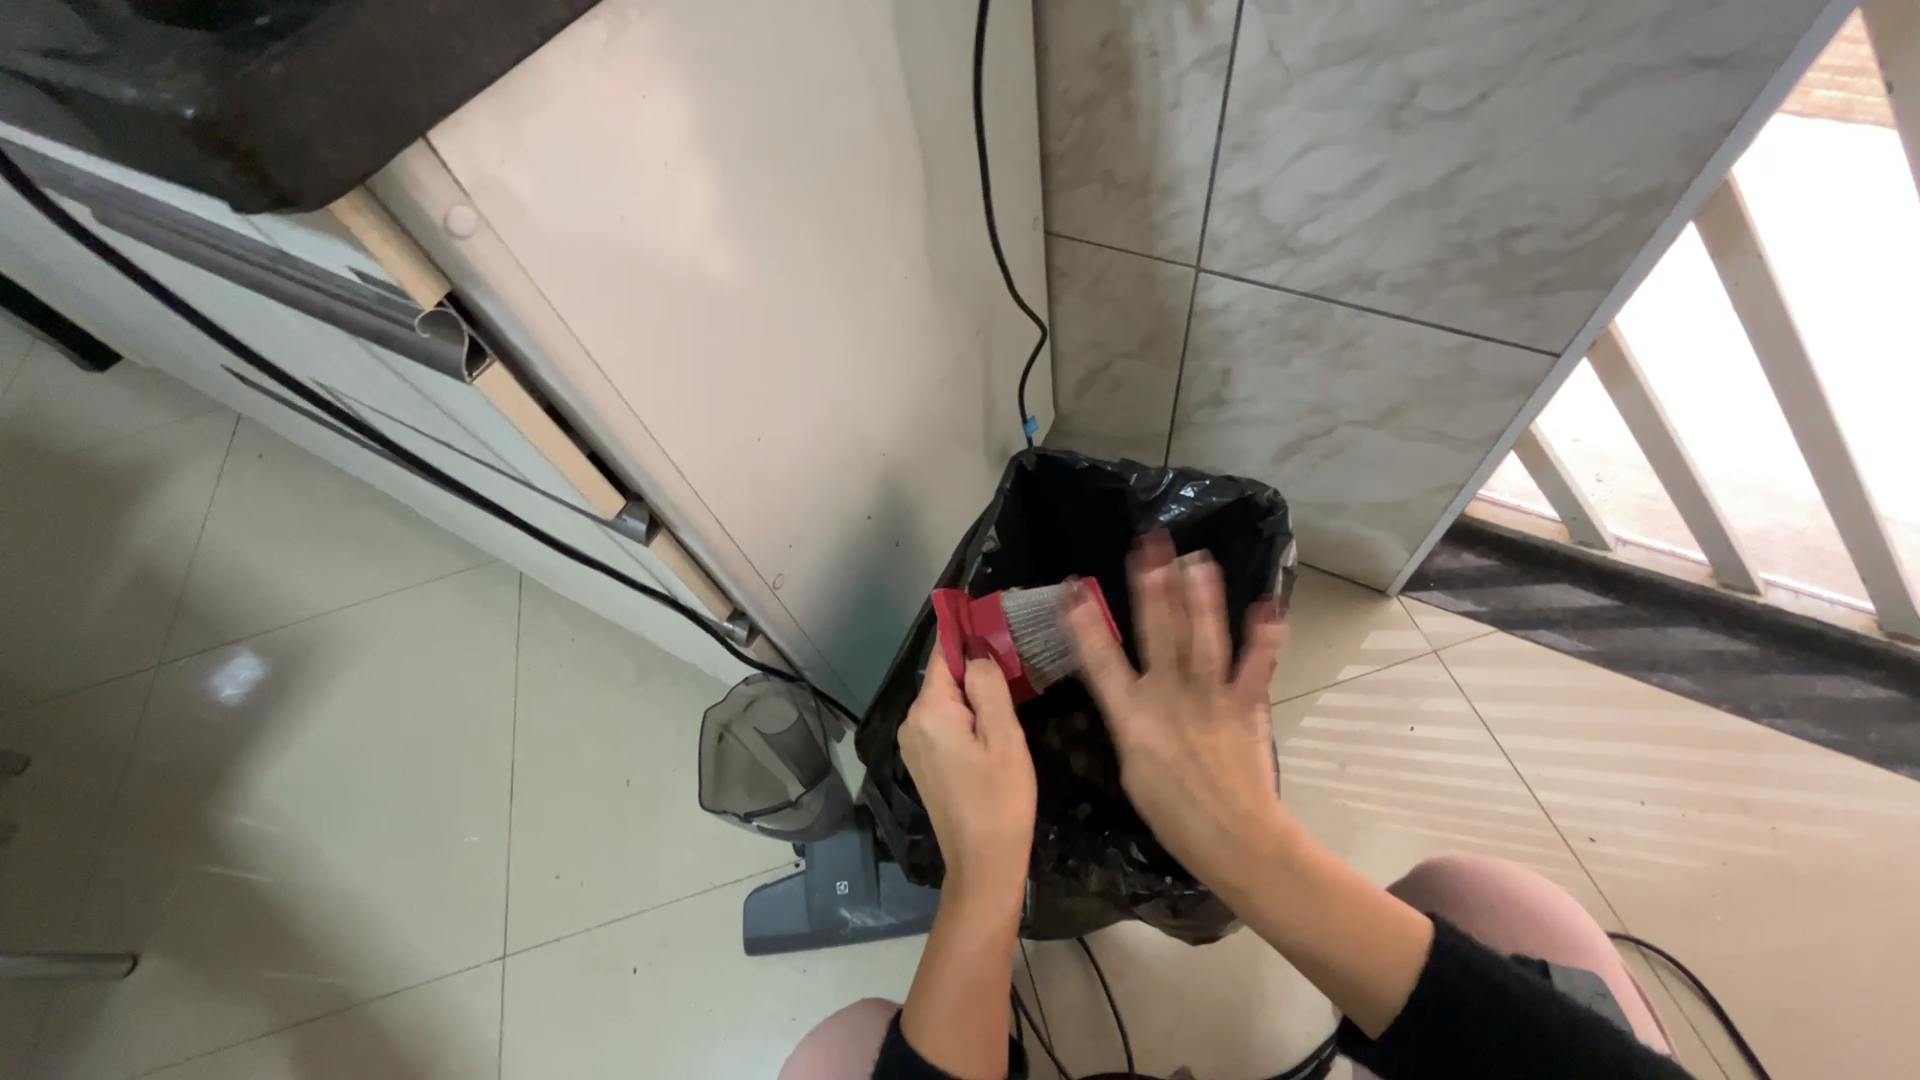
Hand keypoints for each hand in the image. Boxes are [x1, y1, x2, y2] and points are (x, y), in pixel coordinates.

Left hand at [898, 647, 1037, 902]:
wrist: (983, 864)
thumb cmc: (1000, 799)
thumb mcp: (1004, 736)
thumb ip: (988, 685)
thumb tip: (976, 651)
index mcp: (929, 711)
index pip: (943, 654)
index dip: (967, 635)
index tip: (994, 621)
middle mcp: (911, 722)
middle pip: (944, 677)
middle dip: (975, 668)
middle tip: (1015, 668)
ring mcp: (913, 744)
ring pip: (946, 701)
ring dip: (973, 695)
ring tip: (1010, 698)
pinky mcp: (923, 762)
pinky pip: (943, 722)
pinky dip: (966, 717)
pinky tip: (992, 729)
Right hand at [1065, 531, 1288, 888]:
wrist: (1232, 839)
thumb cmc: (1173, 814)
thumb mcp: (1132, 769)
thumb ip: (1132, 724)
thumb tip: (1132, 696)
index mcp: (1133, 717)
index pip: (1100, 662)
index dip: (1084, 624)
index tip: (1074, 588)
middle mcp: (1169, 698)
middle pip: (1159, 636)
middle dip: (1152, 589)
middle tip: (1150, 547)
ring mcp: (1211, 700)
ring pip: (1204, 641)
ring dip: (1201, 599)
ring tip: (1198, 561)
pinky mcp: (1246, 707)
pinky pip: (1255, 669)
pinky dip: (1264, 639)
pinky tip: (1269, 607)